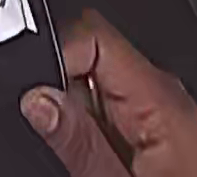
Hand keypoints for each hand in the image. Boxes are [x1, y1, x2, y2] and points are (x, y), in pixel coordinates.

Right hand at [21, 11, 196, 176]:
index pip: (95, 34)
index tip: (32, 92)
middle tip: (57, 140)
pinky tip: (89, 163)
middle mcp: (164, 97)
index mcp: (163, 99)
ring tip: (81, 161)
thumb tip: (36, 96)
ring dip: (71, 116)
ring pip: (91, 87)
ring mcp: (157, 117)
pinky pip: (102, 112)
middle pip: (90, 57)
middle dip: (60, 91)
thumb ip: (79, 145)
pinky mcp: (148, 137)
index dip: (56, 52)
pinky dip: (84, 133)